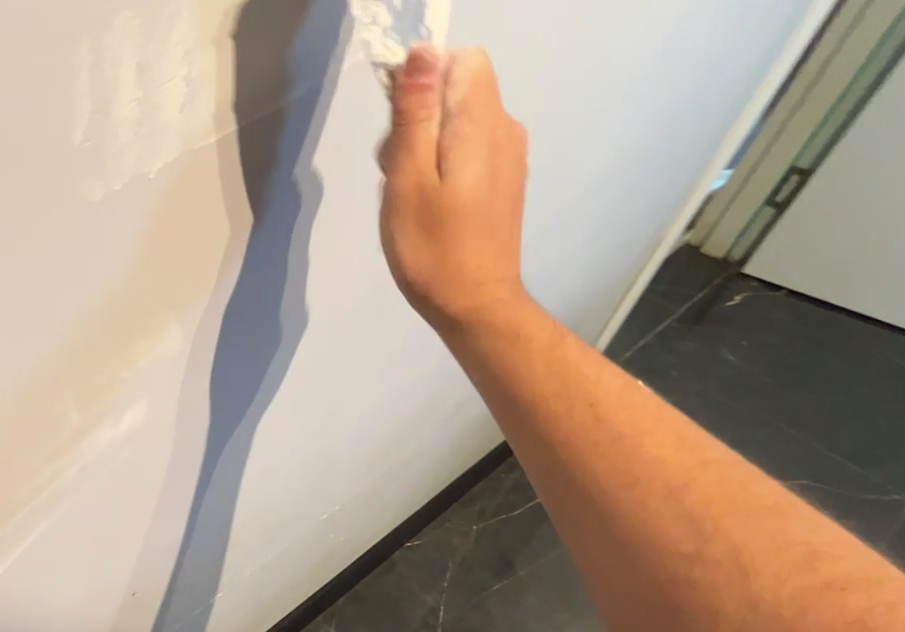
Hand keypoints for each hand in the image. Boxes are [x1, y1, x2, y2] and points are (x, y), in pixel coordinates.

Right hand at [378, 46, 532, 338]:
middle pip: (457, 91)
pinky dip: (443, 166)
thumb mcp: (408, 181)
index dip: (422, 80)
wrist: (474, 306)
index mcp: (481, 123)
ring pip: (460, 122)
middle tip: (395, 173)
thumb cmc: (432, 249)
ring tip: (409, 196)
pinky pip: (469, 150)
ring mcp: (509, 157)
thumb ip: (414, 115)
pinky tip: (430, 206)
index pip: (461, 60)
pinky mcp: (504, 182)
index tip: (396, 125)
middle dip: (419, 118)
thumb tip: (421, 51)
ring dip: (426, 146)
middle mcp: (504, 128)